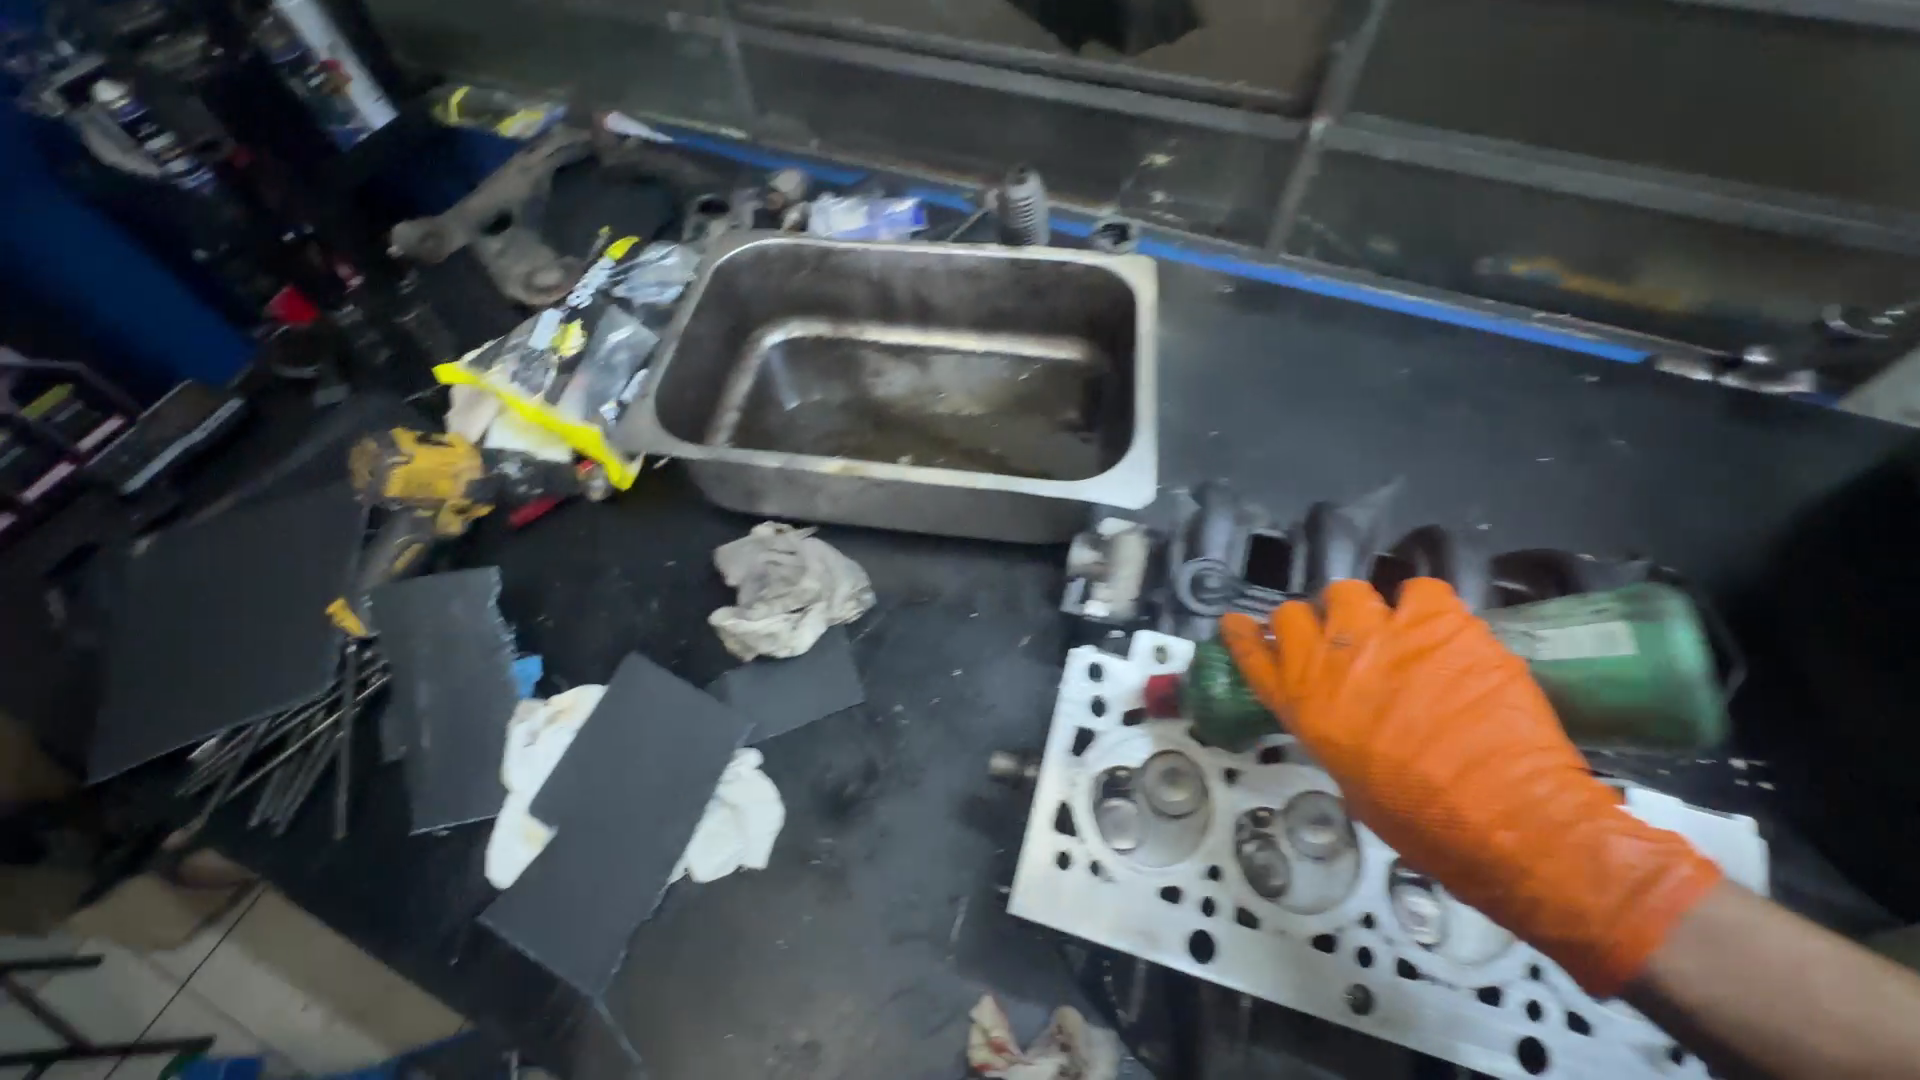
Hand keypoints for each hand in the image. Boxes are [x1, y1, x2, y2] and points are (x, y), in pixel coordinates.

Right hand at [1218, 578, 1721, 995]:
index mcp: (1300, 704)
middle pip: (1297, 612)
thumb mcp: (1350, 779)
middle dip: (1315, 622)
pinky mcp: (1440, 621)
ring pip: (1352, 590)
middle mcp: (1328, 659)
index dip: (1244, 634)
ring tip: (1398, 632)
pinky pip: (1422, 590)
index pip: (1252, 651)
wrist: (1504, 816)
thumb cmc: (1422, 822)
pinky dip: (1428, 608)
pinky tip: (1446, 632)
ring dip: (1367, 610)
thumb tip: (1352, 717)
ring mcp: (1382, 633)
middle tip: (1345, 642)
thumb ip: (1336, 732)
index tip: (1241, 623)